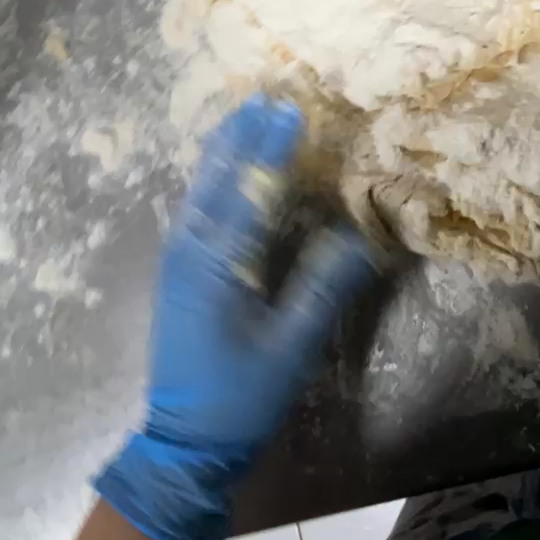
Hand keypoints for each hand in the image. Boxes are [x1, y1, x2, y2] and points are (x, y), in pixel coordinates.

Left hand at [95, 95, 384, 539]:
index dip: (271, 148)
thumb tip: (363, 235)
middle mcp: (189, 252)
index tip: (289, 108)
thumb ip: (324, 287)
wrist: (183, 443)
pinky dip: (212, 177)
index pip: (249, 192)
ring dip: (222, 150)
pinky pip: (194, 208)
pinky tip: (221, 168)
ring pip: (199, 190)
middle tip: (262, 96)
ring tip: (242, 115)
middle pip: (215, 179)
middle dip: (239, 135)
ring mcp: (176, 261)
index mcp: (217, 266)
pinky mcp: (176, 272)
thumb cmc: (242, 395)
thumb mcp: (291, 346)